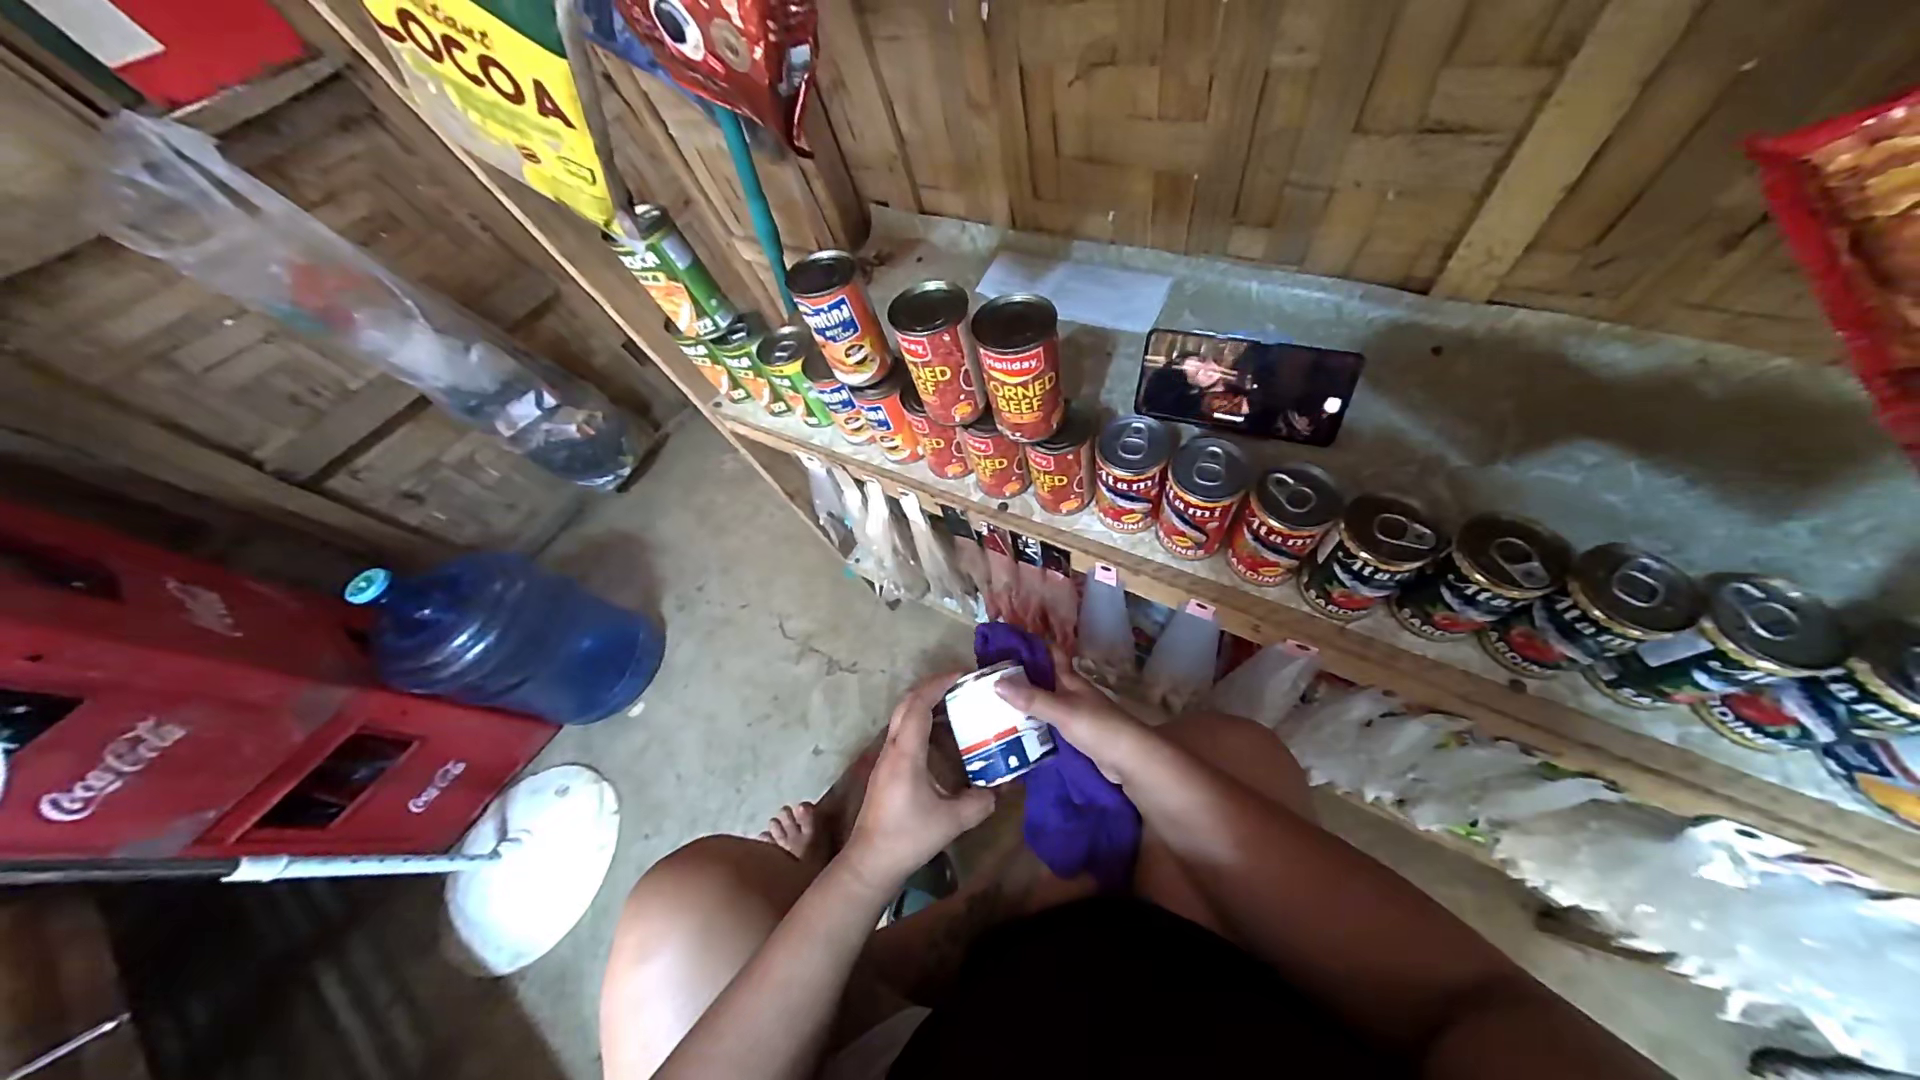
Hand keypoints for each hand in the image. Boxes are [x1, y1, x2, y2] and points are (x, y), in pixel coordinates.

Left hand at [840, 673, 995, 891]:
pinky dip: (921, 721)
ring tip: (955, 702)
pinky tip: (941, 734)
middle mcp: (892, 748)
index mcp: (906, 753)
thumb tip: (1001, 788)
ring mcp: (885, 758)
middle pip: (907, 704)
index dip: (939, 683)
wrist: (870, 862)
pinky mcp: (886, 769)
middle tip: (962, 683)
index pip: (919, 704)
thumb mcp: (952, 821)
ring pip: (902, 716)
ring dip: (926, 703)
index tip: (963, 674)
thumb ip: (980, 802)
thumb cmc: (908, 837)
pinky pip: (903, 732)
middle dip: (933, 686)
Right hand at [995, 652, 1149, 784]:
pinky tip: (1016, 728)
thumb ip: (1031, 699)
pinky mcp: (1075, 734)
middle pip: (1044, 678)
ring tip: (995, 702)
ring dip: (1025, 701)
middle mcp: (1072, 692)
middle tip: (990, 676)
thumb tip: (996, 683)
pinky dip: (1033, 723)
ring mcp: (1074, 713)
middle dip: (1021, 675)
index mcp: (1071, 679)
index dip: (1031, 645)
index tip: (1005, 643)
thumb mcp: (1061, 710)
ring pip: (1045, 701)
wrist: (1130, 760)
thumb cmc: (1098, 727)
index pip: (1050, 653)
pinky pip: (1048, 723)